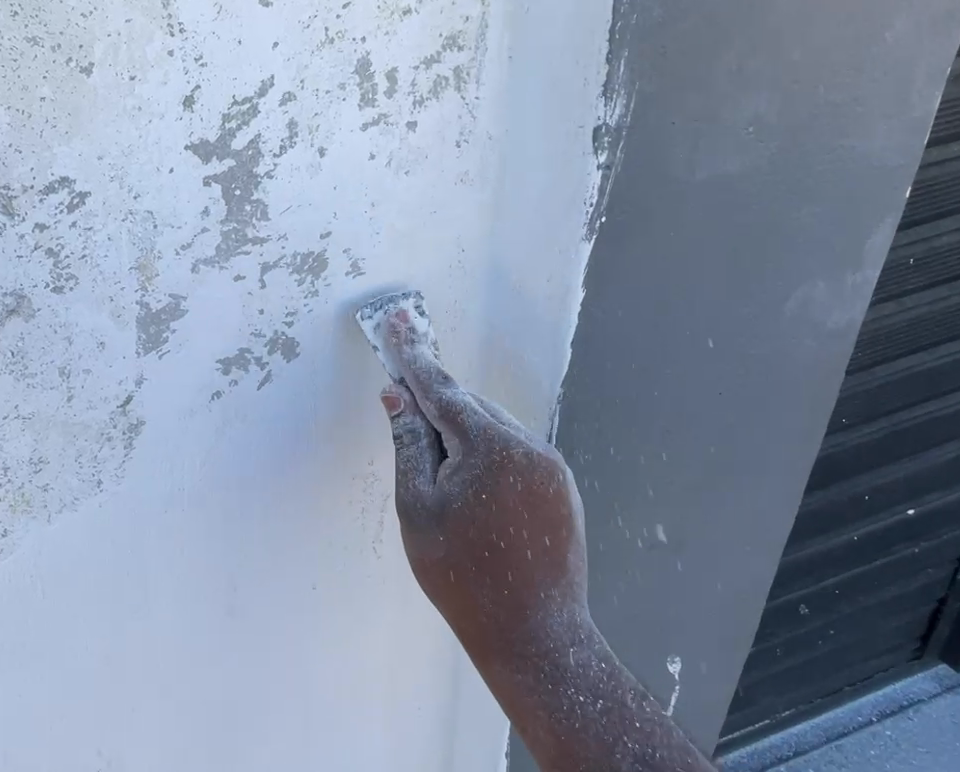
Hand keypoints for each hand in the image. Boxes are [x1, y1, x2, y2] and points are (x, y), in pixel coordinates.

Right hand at [379, 310, 590, 673]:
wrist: (535, 637)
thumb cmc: (462, 574)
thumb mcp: (417, 505)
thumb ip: (409, 442)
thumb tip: (397, 396)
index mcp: (490, 446)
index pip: (442, 388)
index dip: (414, 355)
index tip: (399, 322)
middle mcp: (528, 446)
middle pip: (469, 408)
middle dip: (435, 408)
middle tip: (405, 419)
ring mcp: (551, 468)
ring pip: (493, 429)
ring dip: (461, 436)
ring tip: (442, 483)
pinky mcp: (562, 489)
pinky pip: (514, 452)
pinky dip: (485, 454)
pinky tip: (471, 491)